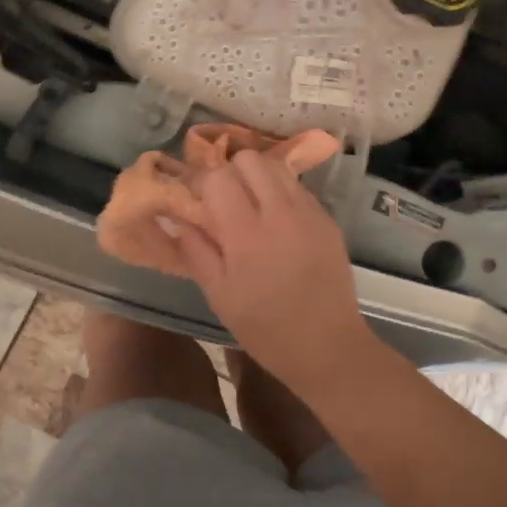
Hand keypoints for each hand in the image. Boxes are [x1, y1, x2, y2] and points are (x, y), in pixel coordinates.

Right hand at [171, 150, 373, 391]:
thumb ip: (196, 251)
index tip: (196, 200)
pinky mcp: (327, 218)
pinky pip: (297, 187)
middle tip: (224, 200)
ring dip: (257, 177)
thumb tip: (178, 217)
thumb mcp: (219, 296)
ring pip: (276, 166)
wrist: (328, 347)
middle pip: (249, 160)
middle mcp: (279, 212)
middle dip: (230, 172)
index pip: (217, 177)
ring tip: (251, 205)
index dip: (201, 183)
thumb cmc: (265, 328)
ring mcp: (308, 212)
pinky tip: (277, 221)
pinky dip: (280, 192)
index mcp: (246, 233)